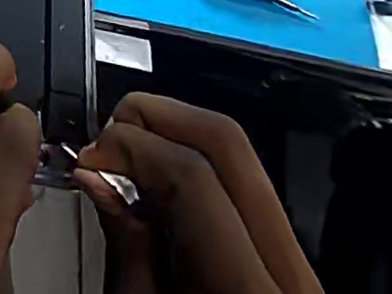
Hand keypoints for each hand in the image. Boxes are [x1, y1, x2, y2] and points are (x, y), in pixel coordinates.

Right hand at [70, 93, 322, 293]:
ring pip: (238, 158)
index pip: (191, 174)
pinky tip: (155, 189)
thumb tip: (95, 173)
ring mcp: (301, 267)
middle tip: (110, 134)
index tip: (90, 156)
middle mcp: (292, 275)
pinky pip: (241, 187)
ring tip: (126, 161)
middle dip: (154, 115)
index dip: (128, 146)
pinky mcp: (291, 263)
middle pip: (228, 143)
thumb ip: (125, 244)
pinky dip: (189, 167)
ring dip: (170, 137)